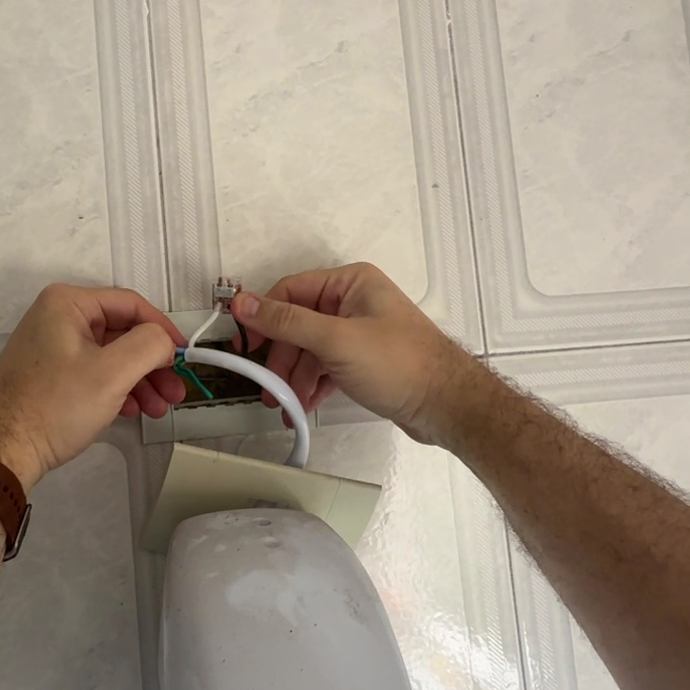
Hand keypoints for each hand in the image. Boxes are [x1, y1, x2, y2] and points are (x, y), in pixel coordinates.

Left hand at [0, 285, 185, 490]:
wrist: (2, 451)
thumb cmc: (53, 407)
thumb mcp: (112, 372)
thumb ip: (149, 345)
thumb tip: (164, 341)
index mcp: (67, 303)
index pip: (131, 304)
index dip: (163, 329)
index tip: (183, 355)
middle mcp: (57, 317)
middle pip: (122, 331)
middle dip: (152, 363)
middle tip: (175, 390)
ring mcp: (51, 345)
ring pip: (110, 355)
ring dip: (139, 380)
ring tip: (158, 409)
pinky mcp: (50, 373)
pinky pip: (94, 371)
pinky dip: (117, 388)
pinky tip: (132, 410)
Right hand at [232, 262, 476, 441]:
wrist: (448, 407)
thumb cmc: (397, 365)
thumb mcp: (334, 340)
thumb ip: (285, 321)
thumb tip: (241, 302)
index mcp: (350, 282)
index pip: (290, 291)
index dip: (264, 318)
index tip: (246, 347)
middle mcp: (353, 301)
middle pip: (297, 324)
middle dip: (281, 358)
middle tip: (268, 388)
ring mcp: (358, 331)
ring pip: (309, 349)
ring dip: (293, 377)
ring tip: (285, 405)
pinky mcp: (363, 359)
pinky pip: (325, 366)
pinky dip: (311, 384)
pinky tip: (302, 405)